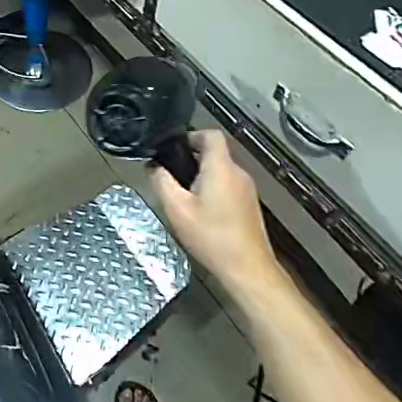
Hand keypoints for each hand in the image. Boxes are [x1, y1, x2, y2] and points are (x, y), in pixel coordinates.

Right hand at [151, 130, 282, 293]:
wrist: (246, 267)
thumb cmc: (212, 237)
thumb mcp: (177, 209)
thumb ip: (161, 182)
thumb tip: (153, 166)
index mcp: (221, 167)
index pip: (211, 134)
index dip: (191, 136)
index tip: (175, 149)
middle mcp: (238, 173)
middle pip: (215, 153)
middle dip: (192, 160)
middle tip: (173, 176)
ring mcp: (247, 189)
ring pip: (222, 171)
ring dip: (202, 177)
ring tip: (184, 197)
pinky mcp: (249, 205)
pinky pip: (229, 186)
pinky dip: (214, 191)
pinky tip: (202, 213)